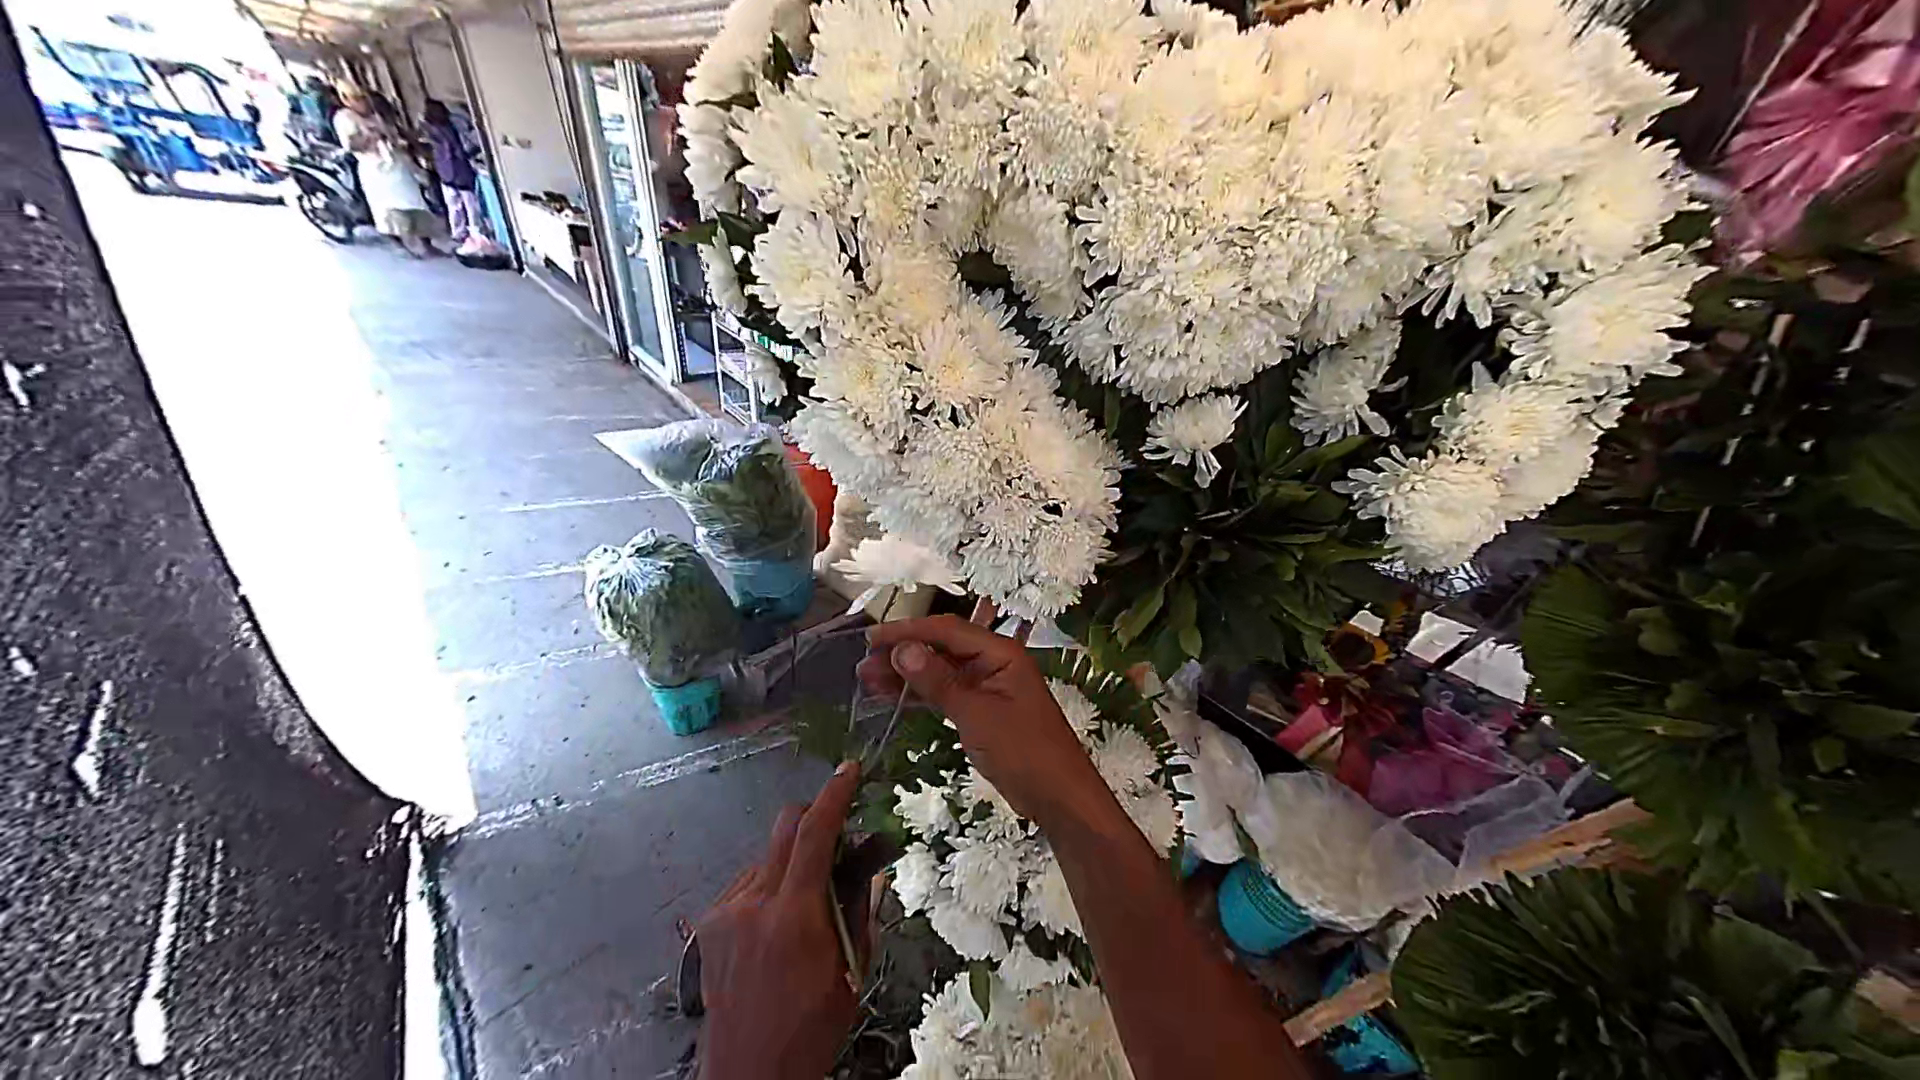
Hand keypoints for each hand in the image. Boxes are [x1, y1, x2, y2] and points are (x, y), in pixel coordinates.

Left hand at [696, 762, 866, 1079]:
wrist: (747, 1075)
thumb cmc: (811, 1027)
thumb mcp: (852, 968)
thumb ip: (859, 904)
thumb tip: (870, 857)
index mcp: (793, 918)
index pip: (814, 835)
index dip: (834, 795)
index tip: (849, 770)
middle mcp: (753, 904)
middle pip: (785, 826)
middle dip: (814, 816)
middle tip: (836, 837)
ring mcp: (726, 911)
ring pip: (769, 853)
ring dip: (793, 859)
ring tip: (806, 901)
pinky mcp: (710, 921)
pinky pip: (750, 879)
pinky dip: (772, 883)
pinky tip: (778, 920)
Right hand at [858, 616, 1109, 828]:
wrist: (1058, 797)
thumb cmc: (1024, 751)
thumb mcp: (977, 714)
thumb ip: (938, 681)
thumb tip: (902, 649)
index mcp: (1000, 652)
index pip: (947, 630)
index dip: (908, 631)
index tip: (872, 638)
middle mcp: (992, 662)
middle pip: (940, 648)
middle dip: (902, 654)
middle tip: (863, 665)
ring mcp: (986, 687)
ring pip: (939, 672)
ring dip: (906, 675)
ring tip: (867, 680)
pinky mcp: (980, 710)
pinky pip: (944, 693)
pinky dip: (919, 695)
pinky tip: (892, 697)